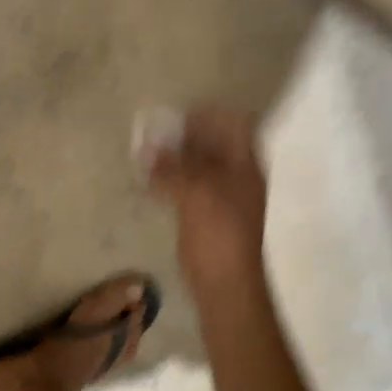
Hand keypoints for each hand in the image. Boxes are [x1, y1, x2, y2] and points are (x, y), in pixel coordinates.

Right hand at [148, 105, 268, 286]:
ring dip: (174, 154)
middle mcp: (235, 176)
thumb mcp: (197, 192)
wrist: (224, 282)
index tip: (184, 108)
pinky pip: (184, 185)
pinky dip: (167, 177)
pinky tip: (146, 173)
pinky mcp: (201, 213)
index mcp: (245, 166)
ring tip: (147, 144)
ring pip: (196, 165)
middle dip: (187, 133)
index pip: (235, 126)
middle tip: (157, 123)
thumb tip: (147, 148)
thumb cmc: (220, 232)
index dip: (213, 114)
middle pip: (213, 144)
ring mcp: (218, 195)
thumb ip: (173, 166)